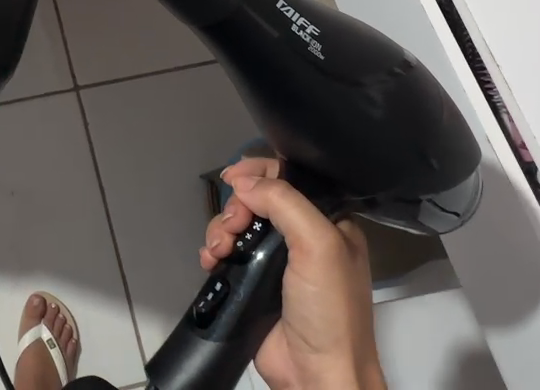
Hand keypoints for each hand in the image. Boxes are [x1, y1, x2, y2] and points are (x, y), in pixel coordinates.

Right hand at [201, 158, 384, 389]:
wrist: (317, 378)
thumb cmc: (328, 309)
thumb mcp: (318, 245)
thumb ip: (283, 202)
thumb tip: (242, 183)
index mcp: (328, 223)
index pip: (290, 177)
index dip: (259, 171)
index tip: (234, 178)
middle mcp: (303, 236)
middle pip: (257, 198)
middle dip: (236, 206)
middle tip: (232, 226)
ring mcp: (276, 261)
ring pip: (237, 223)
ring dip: (220, 229)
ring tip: (218, 251)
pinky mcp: (254, 282)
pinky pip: (226, 252)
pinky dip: (213, 250)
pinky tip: (210, 262)